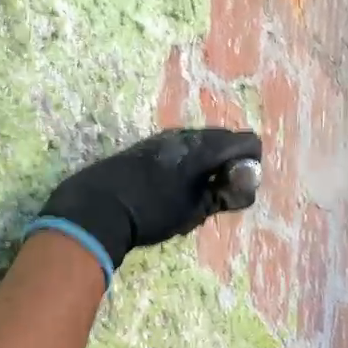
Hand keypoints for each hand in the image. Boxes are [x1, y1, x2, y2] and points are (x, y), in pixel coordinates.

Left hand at [36, 128, 261, 273]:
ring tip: (194, 194)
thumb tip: (249, 179)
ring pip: (201, 143)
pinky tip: (172, 187)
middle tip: (218, 194)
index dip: (250, 164)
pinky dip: (187, 164)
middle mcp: (187, 134)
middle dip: (230, 163)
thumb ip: (227, 193)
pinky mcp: (147, 146)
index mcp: (204, 147)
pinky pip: (180, 148)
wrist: (96, 207)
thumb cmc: (152, 212)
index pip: (247, 141)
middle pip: (225, 139)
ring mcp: (165, 137)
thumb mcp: (196, 210)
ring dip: (207, 164)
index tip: (236, 188)